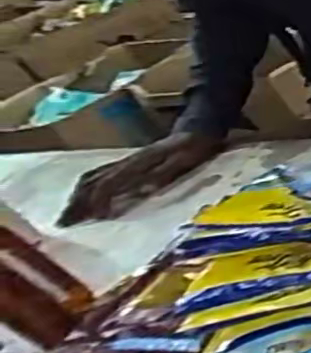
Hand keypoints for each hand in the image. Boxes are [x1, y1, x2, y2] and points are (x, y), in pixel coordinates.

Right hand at [63, 131, 223, 225]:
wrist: (201, 129)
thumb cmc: (197, 147)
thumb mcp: (186, 160)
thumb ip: (164, 174)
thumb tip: (142, 191)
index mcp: (139, 162)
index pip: (108, 183)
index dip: (99, 201)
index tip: (97, 218)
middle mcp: (126, 161)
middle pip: (91, 182)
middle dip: (77, 203)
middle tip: (66, 222)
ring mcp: (125, 160)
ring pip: (90, 178)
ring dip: (77, 197)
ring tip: (70, 214)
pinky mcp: (128, 161)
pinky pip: (98, 174)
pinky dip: (86, 187)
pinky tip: (83, 197)